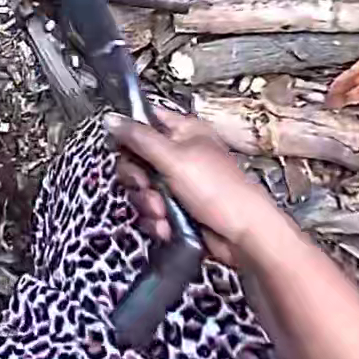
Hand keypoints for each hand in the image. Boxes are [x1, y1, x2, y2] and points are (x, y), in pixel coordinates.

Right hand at [107, 110, 293, 267]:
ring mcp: (178, 182)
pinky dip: (156, 220)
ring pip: (141, 186)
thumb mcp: (173, 158)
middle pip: (135, 156)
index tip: (123, 149)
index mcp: (183, 131)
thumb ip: (138, 137)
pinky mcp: (178, 209)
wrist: (249, 240)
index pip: (144, 119)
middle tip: (145, 185)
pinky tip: (167, 227)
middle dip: (136, 177)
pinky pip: (151, 209)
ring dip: (147, 202)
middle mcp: (178, 153)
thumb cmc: (217, 190)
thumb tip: (109, 117)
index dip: (128, 132)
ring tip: (163, 213)